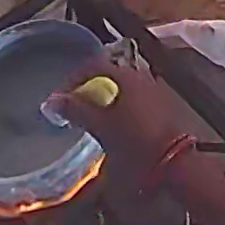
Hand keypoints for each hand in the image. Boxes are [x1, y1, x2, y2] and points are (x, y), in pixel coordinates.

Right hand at [55, 59, 186, 191]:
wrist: (172, 159)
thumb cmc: (135, 140)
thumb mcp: (101, 126)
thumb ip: (77, 110)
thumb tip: (52, 100)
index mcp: (125, 75)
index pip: (93, 65)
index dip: (73, 79)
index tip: (59, 99)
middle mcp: (139, 75)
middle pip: (106, 73)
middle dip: (86, 88)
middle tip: (70, 108)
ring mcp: (151, 87)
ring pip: (118, 85)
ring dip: (101, 97)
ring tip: (87, 117)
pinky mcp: (158, 102)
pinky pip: (130, 95)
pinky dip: (115, 103)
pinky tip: (109, 122)